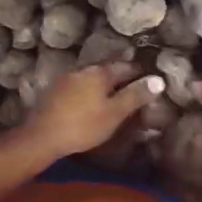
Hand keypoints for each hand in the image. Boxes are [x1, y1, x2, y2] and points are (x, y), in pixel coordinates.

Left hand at [19, 63, 163, 159]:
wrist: (42, 135)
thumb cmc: (83, 125)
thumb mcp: (114, 113)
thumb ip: (135, 95)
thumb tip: (158, 79)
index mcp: (100, 72)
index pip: (126, 66)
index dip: (139, 72)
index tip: (150, 78)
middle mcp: (83, 69)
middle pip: (107, 68)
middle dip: (120, 73)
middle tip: (133, 81)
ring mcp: (67, 78)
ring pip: (91, 75)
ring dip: (103, 80)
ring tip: (113, 90)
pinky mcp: (55, 90)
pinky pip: (79, 84)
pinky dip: (89, 88)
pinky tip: (89, 97)